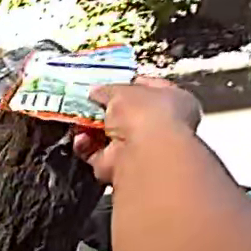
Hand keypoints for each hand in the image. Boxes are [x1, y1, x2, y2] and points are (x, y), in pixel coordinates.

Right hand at [73, 76, 202, 185]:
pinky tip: (81, 139)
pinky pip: (96, 153)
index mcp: (172, 100)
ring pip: (106, 135)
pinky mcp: (118, 165)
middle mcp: (158, 125)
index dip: (127, 85)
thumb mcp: (122, 91)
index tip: (107, 84)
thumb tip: (94, 91)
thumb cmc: (142, 112)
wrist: (141, 152)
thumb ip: (107, 90)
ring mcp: (138, 147)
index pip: (148, 88)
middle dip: (102, 110)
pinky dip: (86, 146)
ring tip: (78, 122)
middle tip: (84, 103)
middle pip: (124, 114)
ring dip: (90, 128)